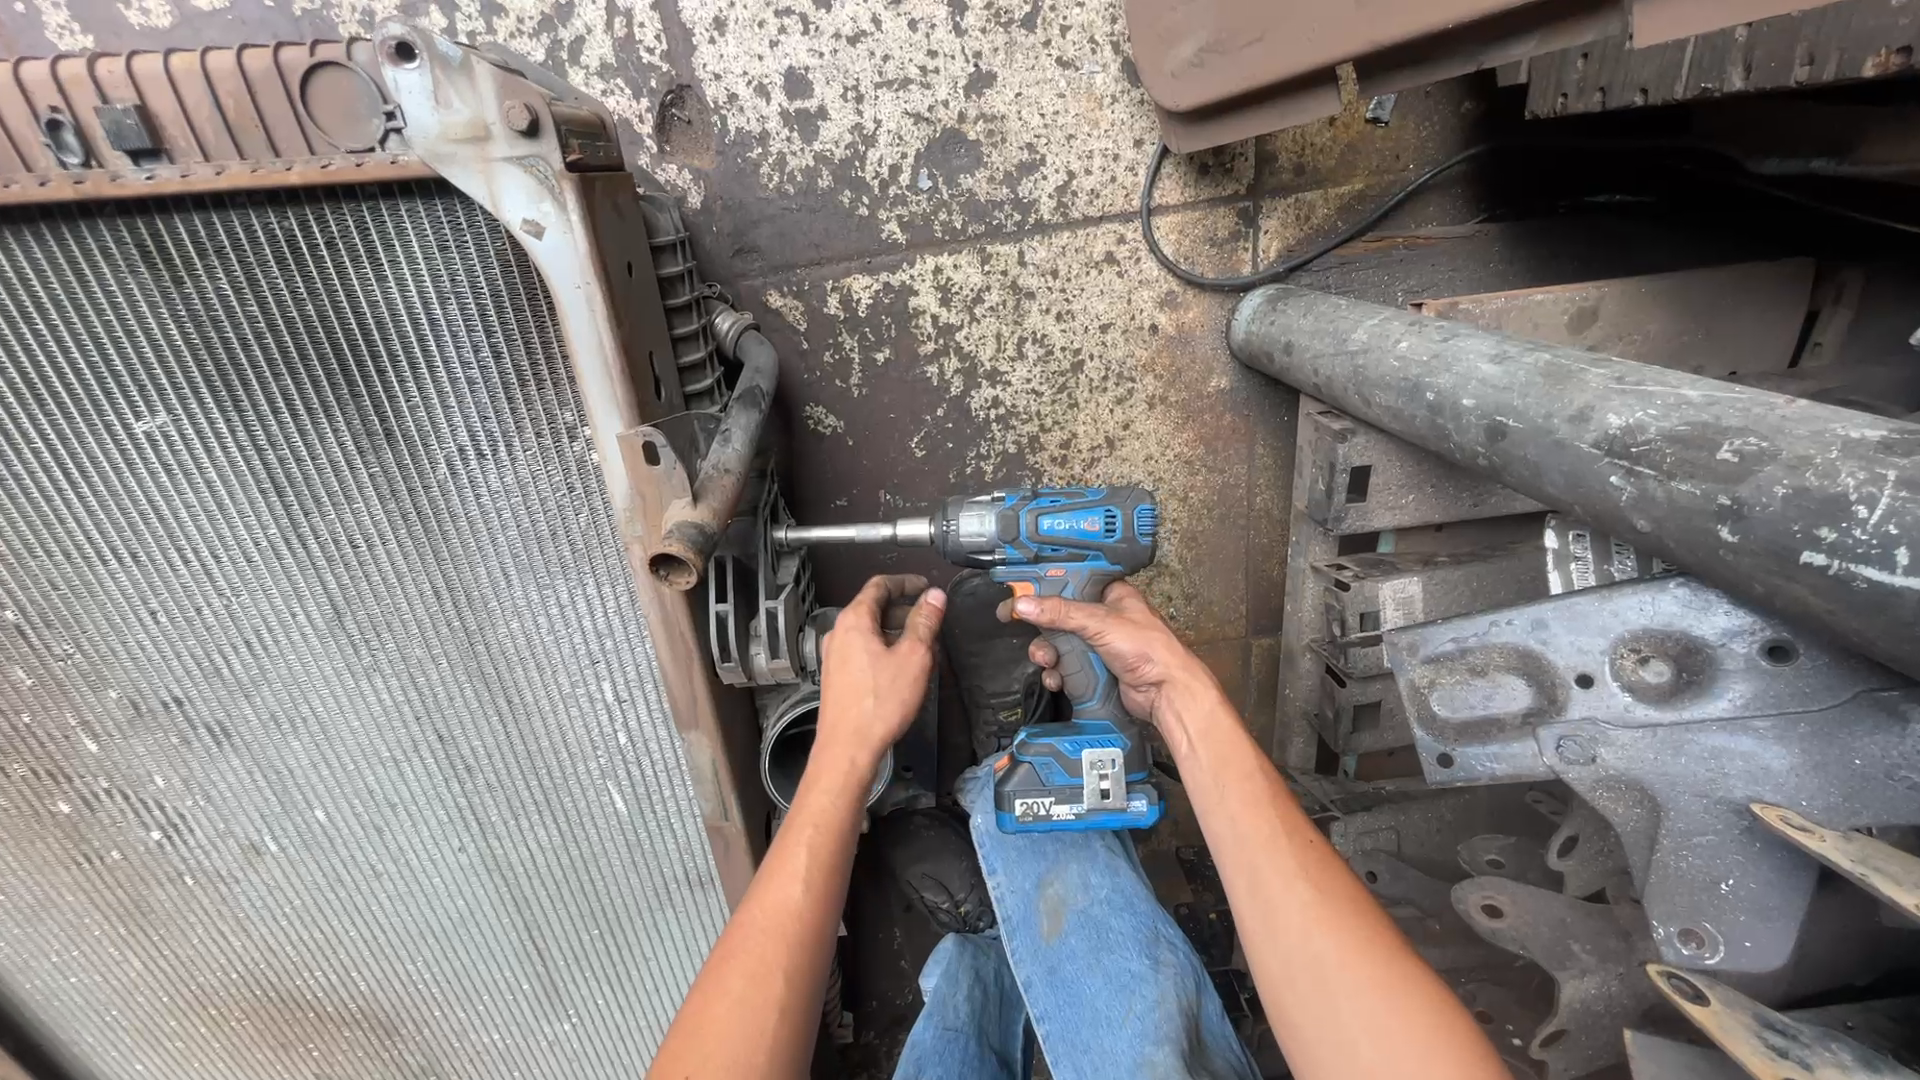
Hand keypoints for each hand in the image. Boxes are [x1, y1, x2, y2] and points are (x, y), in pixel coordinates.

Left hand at [815, 575, 946, 773]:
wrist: (847, 749)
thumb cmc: (879, 704)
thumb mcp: (914, 657)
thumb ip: (925, 622)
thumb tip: (935, 596)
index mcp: (854, 620)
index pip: (879, 585)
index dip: (906, 582)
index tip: (926, 588)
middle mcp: (838, 633)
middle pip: (873, 607)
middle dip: (904, 609)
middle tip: (930, 618)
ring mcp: (834, 655)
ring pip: (869, 630)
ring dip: (895, 630)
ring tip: (921, 644)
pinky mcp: (837, 676)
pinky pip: (862, 650)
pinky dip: (883, 647)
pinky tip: (901, 666)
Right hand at [1003, 581, 1222, 733]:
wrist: (1167, 693)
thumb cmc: (1150, 650)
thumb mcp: (1101, 623)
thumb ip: (1061, 612)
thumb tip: (1025, 604)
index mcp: (1112, 595)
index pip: (1071, 582)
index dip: (1044, 587)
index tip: (1020, 595)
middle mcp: (1105, 617)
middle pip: (1060, 616)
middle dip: (1043, 629)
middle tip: (1029, 633)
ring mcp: (1100, 645)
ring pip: (1061, 644)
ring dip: (1048, 653)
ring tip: (1048, 662)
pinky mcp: (1097, 669)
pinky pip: (1068, 667)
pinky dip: (1058, 673)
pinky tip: (1057, 679)